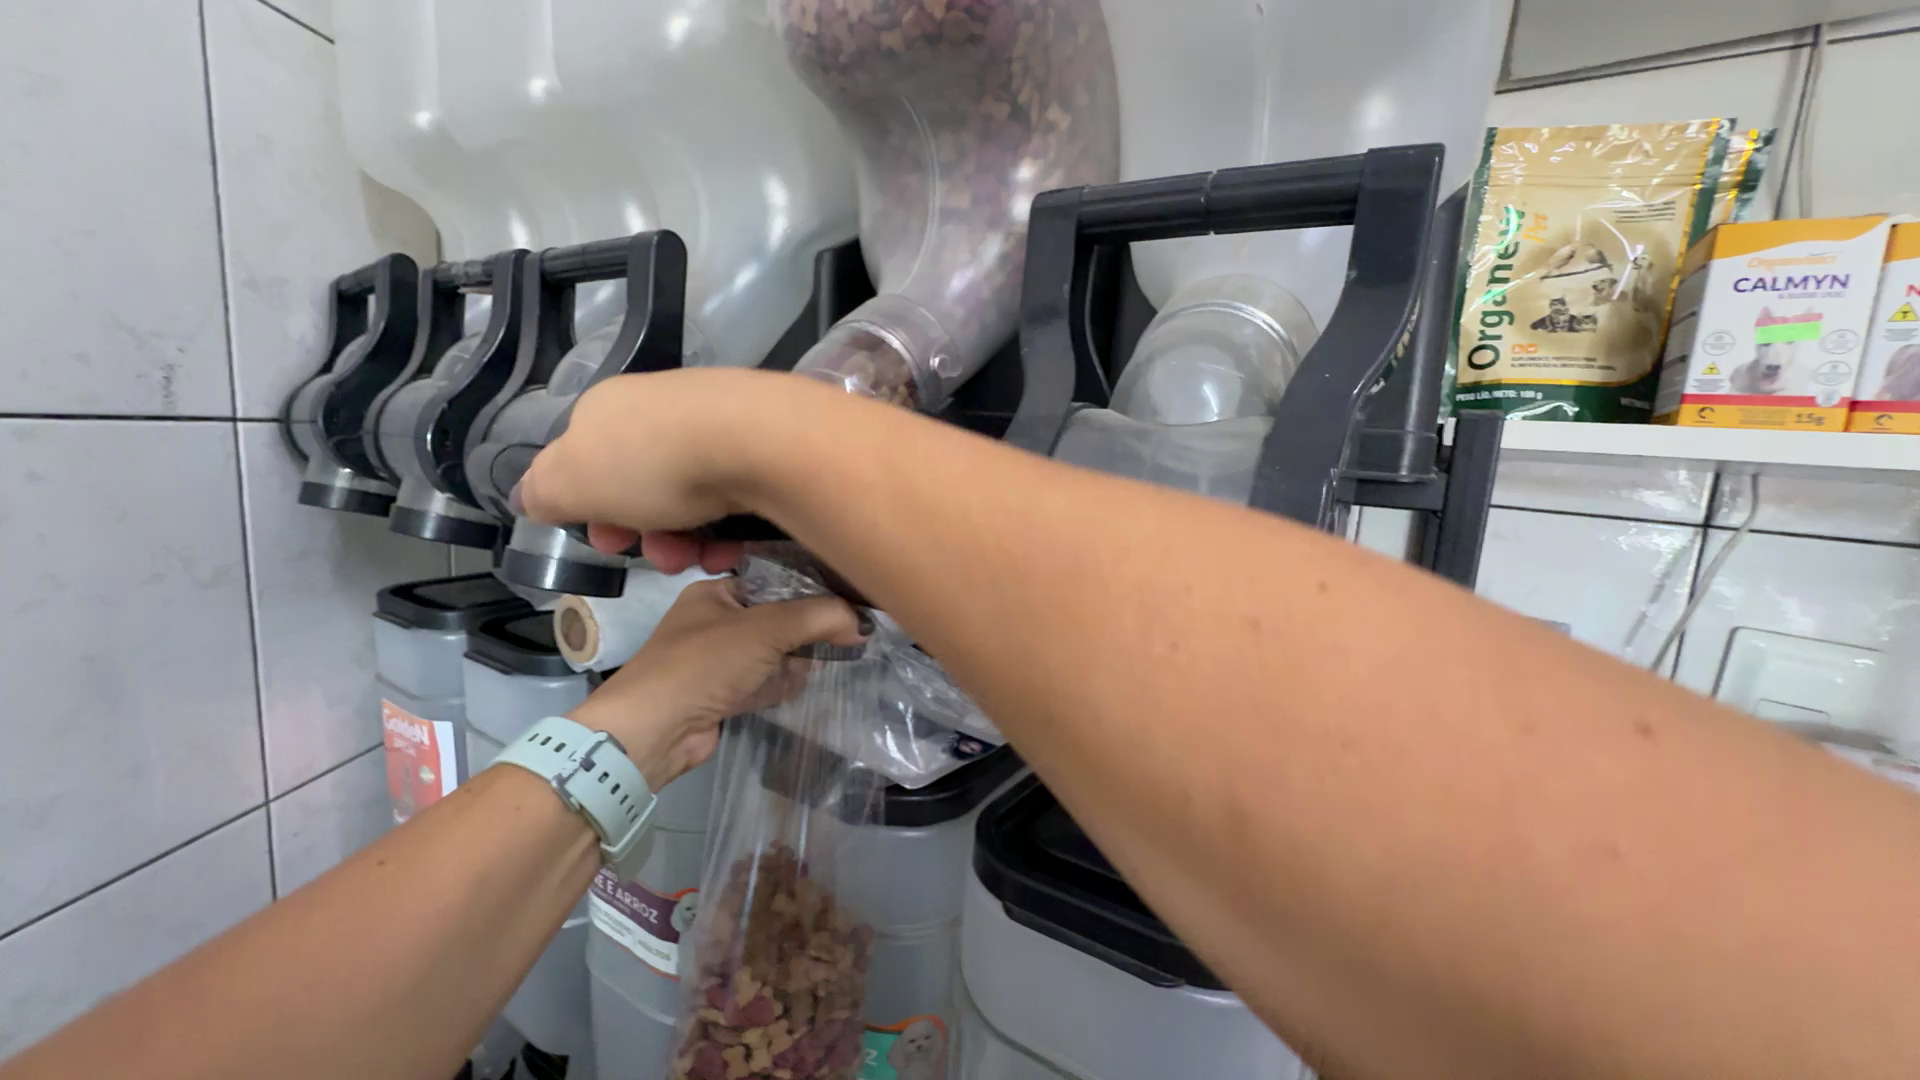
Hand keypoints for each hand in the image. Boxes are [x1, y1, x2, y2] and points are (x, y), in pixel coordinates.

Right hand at [512, 368, 828, 574]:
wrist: (751, 440)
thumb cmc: (646, 461)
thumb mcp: (569, 483)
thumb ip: (543, 492)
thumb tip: (529, 496)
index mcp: (606, 410)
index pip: (585, 463)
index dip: (589, 510)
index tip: (605, 542)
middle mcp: (659, 410)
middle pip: (640, 488)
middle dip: (644, 536)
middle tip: (659, 558)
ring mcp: (713, 426)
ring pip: (688, 500)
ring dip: (685, 543)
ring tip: (697, 559)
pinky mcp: (758, 448)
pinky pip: (731, 499)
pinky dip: (725, 532)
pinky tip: (729, 551)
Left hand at [566, 578, 864, 791]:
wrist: (652, 731)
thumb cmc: (703, 664)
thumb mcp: (765, 629)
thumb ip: (817, 619)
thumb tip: (862, 622)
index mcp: (715, 592)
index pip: (774, 581)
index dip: (811, 587)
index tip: (851, 594)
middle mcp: (715, 622)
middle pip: (776, 617)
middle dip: (811, 624)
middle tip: (855, 626)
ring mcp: (718, 662)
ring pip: (772, 652)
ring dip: (801, 655)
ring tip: (847, 651)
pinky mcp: (722, 696)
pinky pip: (764, 682)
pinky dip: (786, 681)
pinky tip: (814, 679)